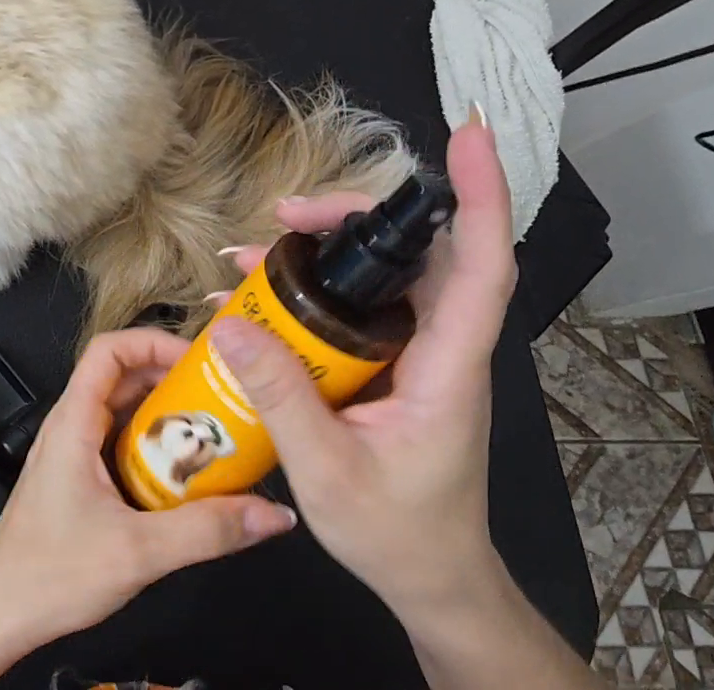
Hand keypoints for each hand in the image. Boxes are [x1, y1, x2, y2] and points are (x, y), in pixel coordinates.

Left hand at [0, 328, 298, 648]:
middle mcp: (71, 427)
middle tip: (220, 395)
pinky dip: (155, 444)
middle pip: (122, 377)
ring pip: (123, 411)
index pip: (108, 350)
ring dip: (166, 413)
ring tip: (214, 429)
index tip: (197, 360)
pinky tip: (187, 473)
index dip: (153, 342)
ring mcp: (73, 452)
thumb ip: (208, 531)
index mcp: (73, 423)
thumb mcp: (139, 551)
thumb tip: (269, 513)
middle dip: (172, 378)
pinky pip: (121, 442)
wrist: (2, 611)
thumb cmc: (50, 575)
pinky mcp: (80, 477)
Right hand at [209, 114, 516, 612]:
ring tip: (250, 253)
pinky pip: (351, 313)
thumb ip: (282, 398)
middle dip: (353, 219)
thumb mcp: (328, 471)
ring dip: (319, 255)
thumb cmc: (397, 534)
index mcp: (449, 370)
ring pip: (378, 280)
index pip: (482, 267)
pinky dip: (306, 296)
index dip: (482, 196)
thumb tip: (231, 325)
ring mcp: (414, 357)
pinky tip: (249, 301)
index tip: (471, 136)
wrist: (429, 577)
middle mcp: (439, 349)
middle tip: (286, 213)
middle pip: (416, 256)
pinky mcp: (387, 368)